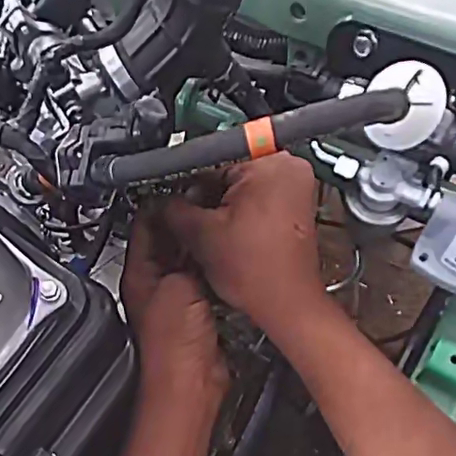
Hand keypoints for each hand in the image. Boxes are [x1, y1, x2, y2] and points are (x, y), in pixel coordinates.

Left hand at [121, 208, 228, 407]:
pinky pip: (208, 280)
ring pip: (191, 259)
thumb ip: (185, 255)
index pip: (146, 225)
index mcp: (139, 274)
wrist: (192, 380)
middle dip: (188, 222)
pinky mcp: (199, 312)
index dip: (163, 203)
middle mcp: (156, 284)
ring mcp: (178, 298)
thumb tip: (192, 233)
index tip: (182, 188)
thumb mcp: (179, 284)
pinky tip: (229, 259)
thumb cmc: (174, 344)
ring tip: (221, 227)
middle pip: (170, 241)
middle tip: (209, 204)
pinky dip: (217, 268)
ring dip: (204, 245)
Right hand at [162, 152, 326, 328]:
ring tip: (208, 227)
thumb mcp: (201, 235)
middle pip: (229, 164)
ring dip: (219, 200)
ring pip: (242, 181)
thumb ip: (173, 208)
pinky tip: (225, 231)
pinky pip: (257, 195)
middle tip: (185, 211)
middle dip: (203, 189)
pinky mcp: (295, 204)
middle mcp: (289, 167)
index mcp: (269, 164)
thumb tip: (159, 199)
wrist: (287, 303)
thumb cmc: (259, 274)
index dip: (183, 173)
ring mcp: (296, 185)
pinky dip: (237, 209)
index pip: (211, 152)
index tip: (169, 185)